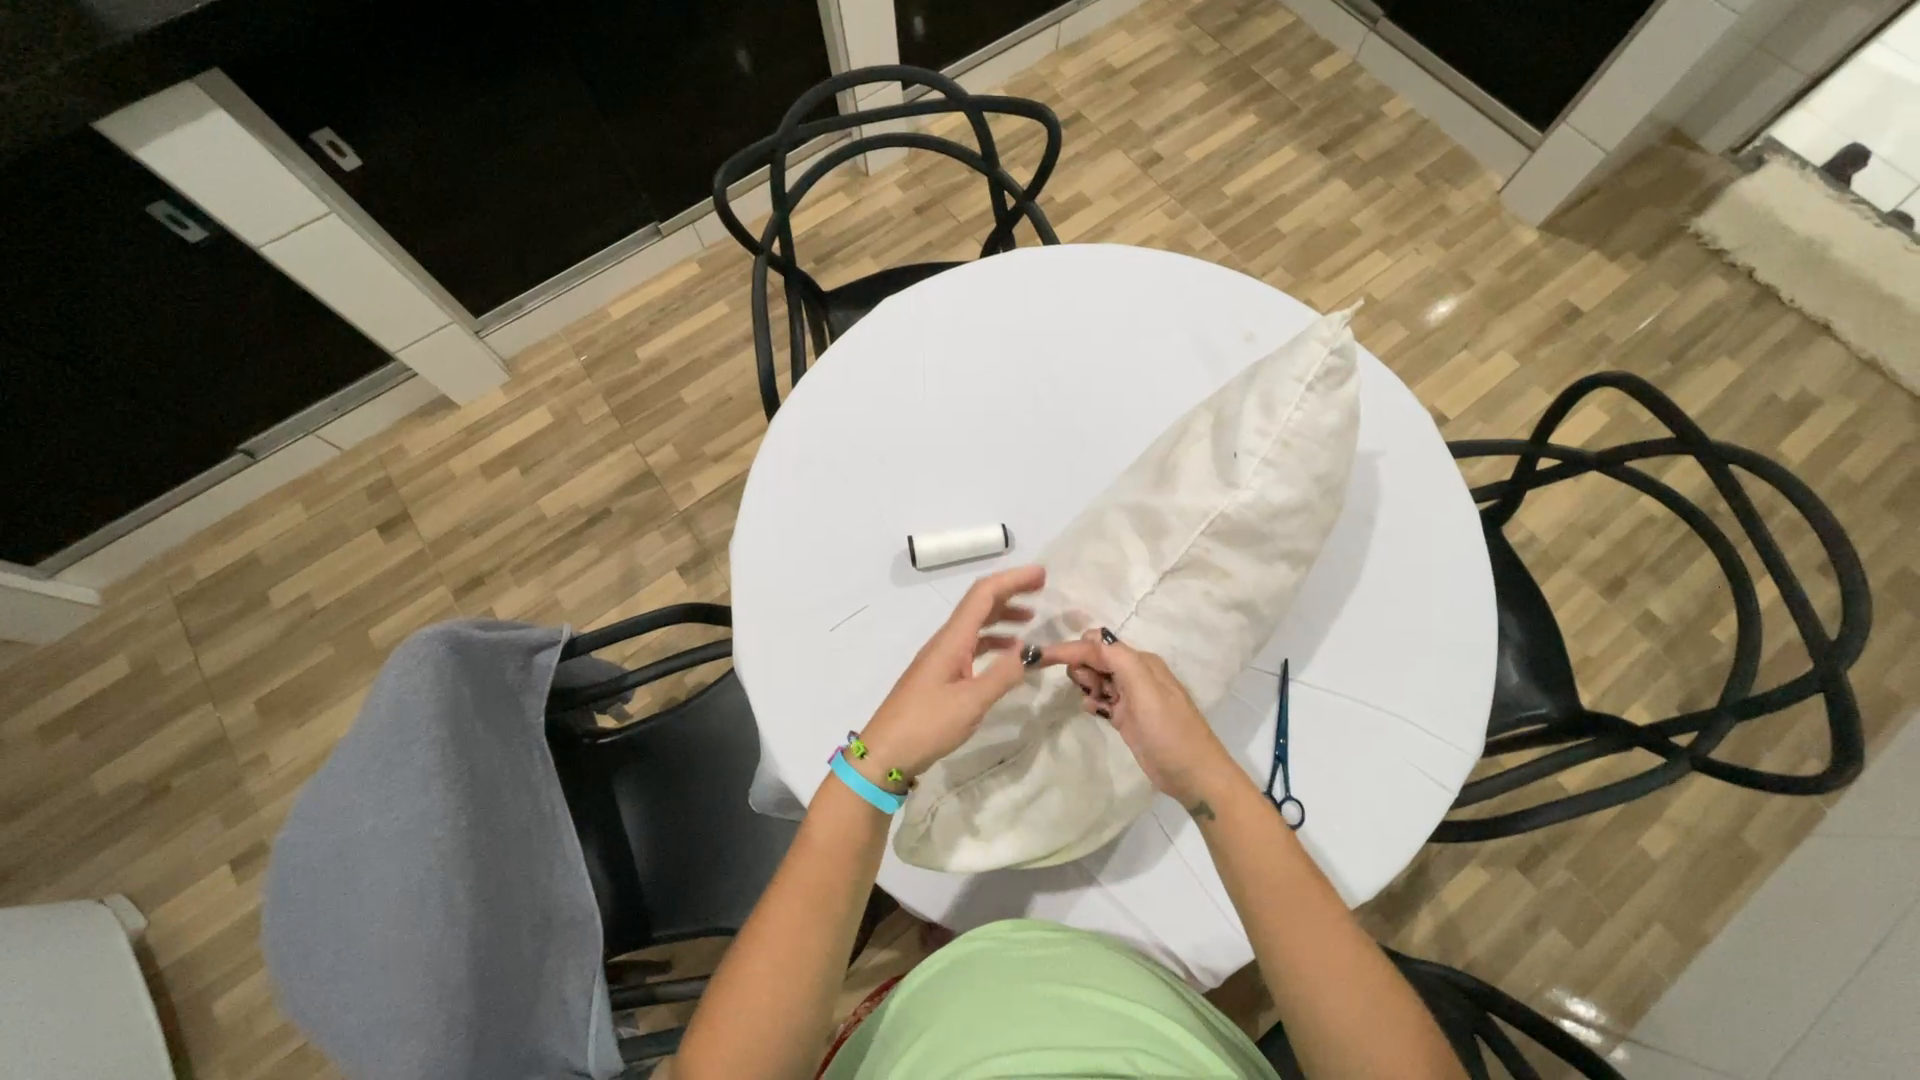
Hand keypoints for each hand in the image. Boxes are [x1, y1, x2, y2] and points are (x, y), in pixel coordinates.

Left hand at [857, 565, 1044, 786]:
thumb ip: (1002, 675)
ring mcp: (941, 659)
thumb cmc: (926, 725)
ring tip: (1032, 621)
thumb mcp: (971, 702)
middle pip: (979, 605)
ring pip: (975, 626)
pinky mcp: (941, 677)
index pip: (983, 595)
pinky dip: (993, 643)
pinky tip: (1008, 655)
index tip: (1042, 575)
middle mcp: (946, 642)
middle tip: (1042, 590)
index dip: (1013, 580)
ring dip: (1003, 617)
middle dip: (1010, 592)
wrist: (884, 754)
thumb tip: (1030, 651)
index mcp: (951, 640)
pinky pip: (971, 648)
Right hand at [1045, 631, 1242, 807]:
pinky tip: (1095, 711)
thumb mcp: (1146, 692)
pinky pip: (1100, 698)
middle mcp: (1135, 673)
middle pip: (1094, 657)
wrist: (1194, 775)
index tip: (1039, 657)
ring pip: (1096, 677)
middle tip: (1091, 691)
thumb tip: (1091, 636)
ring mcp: (1131, 695)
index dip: (1069, 649)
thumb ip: (1120, 661)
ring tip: (1097, 704)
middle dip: (1082, 668)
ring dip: (1087, 685)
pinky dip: (1092, 701)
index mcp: (1141, 662)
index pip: (1097, 645)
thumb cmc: (1170, 733)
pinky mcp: (1126, 716)